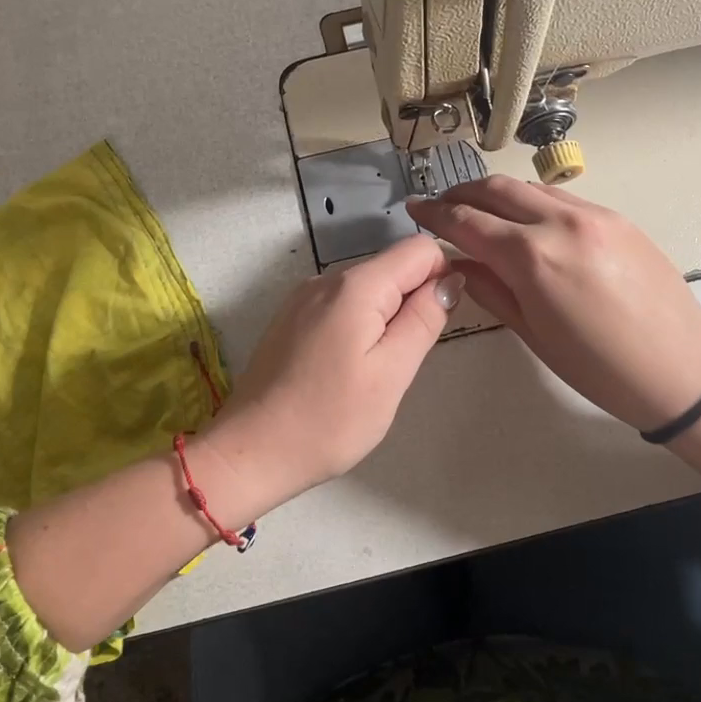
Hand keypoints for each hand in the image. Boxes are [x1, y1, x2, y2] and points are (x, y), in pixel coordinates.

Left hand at [203, 235, 463, 497]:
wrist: (250, 452)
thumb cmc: (328, 420)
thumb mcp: (391, 374)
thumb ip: (423, 320)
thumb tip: (450, 279)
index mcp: (354, 286)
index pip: (419, 249)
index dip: (445, 274)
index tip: (446, 320)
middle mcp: (325, 280)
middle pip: (391, 267)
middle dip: (415, 300)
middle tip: (409, 358)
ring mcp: (303, 299)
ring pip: (367, 289)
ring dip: (387, 318)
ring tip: (379, 370)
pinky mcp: (291, 321)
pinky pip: (341, 307)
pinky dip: (360, 327)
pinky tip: (351, 370)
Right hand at [407, 176, 700, 431]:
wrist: (681, 370)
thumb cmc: (599, 368)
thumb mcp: (533, 333)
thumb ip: (490, 288)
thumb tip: (457, 262)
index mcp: (533, 257)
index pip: (468, 221)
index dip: (435, 214)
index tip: (414, 209)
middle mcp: (561, 223)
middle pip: (495, 189)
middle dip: (460, 193)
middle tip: (439, 205)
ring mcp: (594, 215)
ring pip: (529, 187)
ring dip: (495, 192)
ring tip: (476, 209)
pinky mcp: (617, 218)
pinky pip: (561, 198)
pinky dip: (531, 201)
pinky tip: (523, 219)